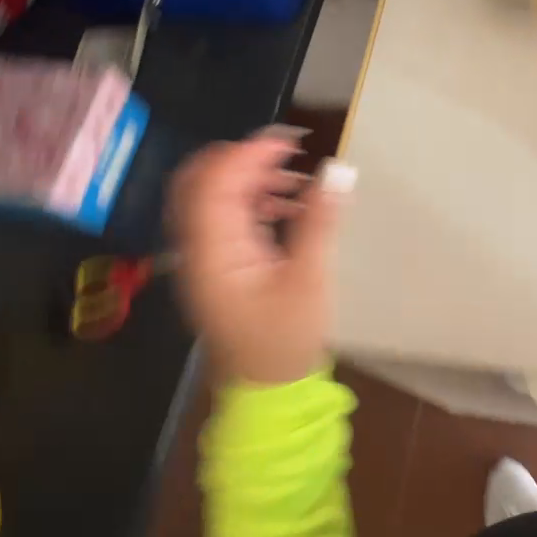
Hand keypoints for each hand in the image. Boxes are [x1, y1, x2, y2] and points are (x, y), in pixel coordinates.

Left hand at [169, 129, 351, 384]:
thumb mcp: (310, 279)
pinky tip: (289, 207)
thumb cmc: (287, 340)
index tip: (289, 140)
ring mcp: (205, 260)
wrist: (268, 395)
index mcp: (214, 252)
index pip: (215, 185)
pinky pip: (224, 219)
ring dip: (248, 180)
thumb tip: (337, 169)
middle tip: (285, 154)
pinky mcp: (219, 268)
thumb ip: (319, 220)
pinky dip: (251, 201)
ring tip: (296, 181)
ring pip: (212, 199)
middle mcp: (199, 250)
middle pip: (200, 184)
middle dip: (240, 161)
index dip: (248, 154)